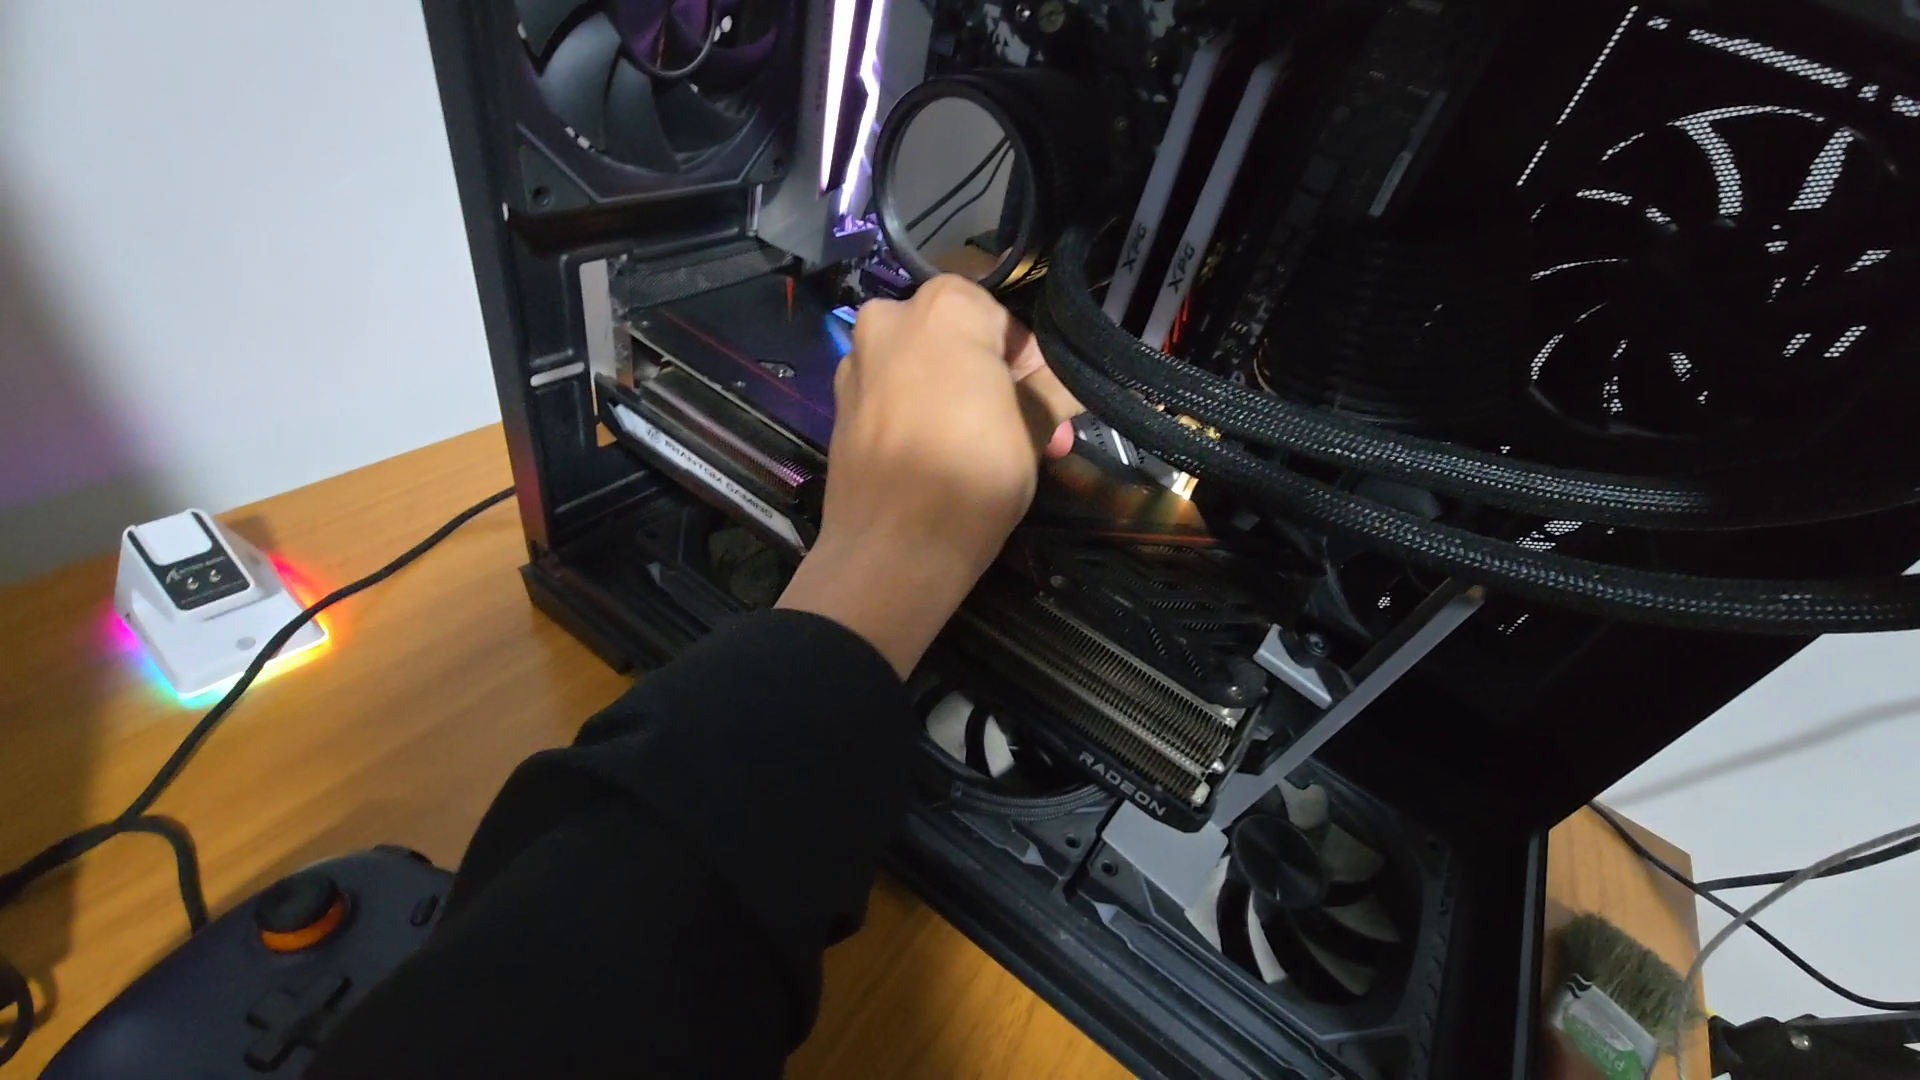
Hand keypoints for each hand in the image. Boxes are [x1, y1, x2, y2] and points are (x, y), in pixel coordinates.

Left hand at [776, 276, 1081, 676]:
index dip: (1030, 366)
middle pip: (959, 342)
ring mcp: (856, 363)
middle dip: (994, 383)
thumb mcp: (1033, 430)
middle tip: (1024, 434)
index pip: (1005, 322)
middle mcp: (889, 319)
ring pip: (923, 370)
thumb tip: (1068, 382)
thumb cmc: (972, 475)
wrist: (892, 550)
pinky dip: (918, 414)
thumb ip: (1053, 392)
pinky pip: (892, 397)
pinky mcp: (838, 406)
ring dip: (957, 399)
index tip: (1043, 408)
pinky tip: (937, 457)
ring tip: (983, 451)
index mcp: (943, 308)